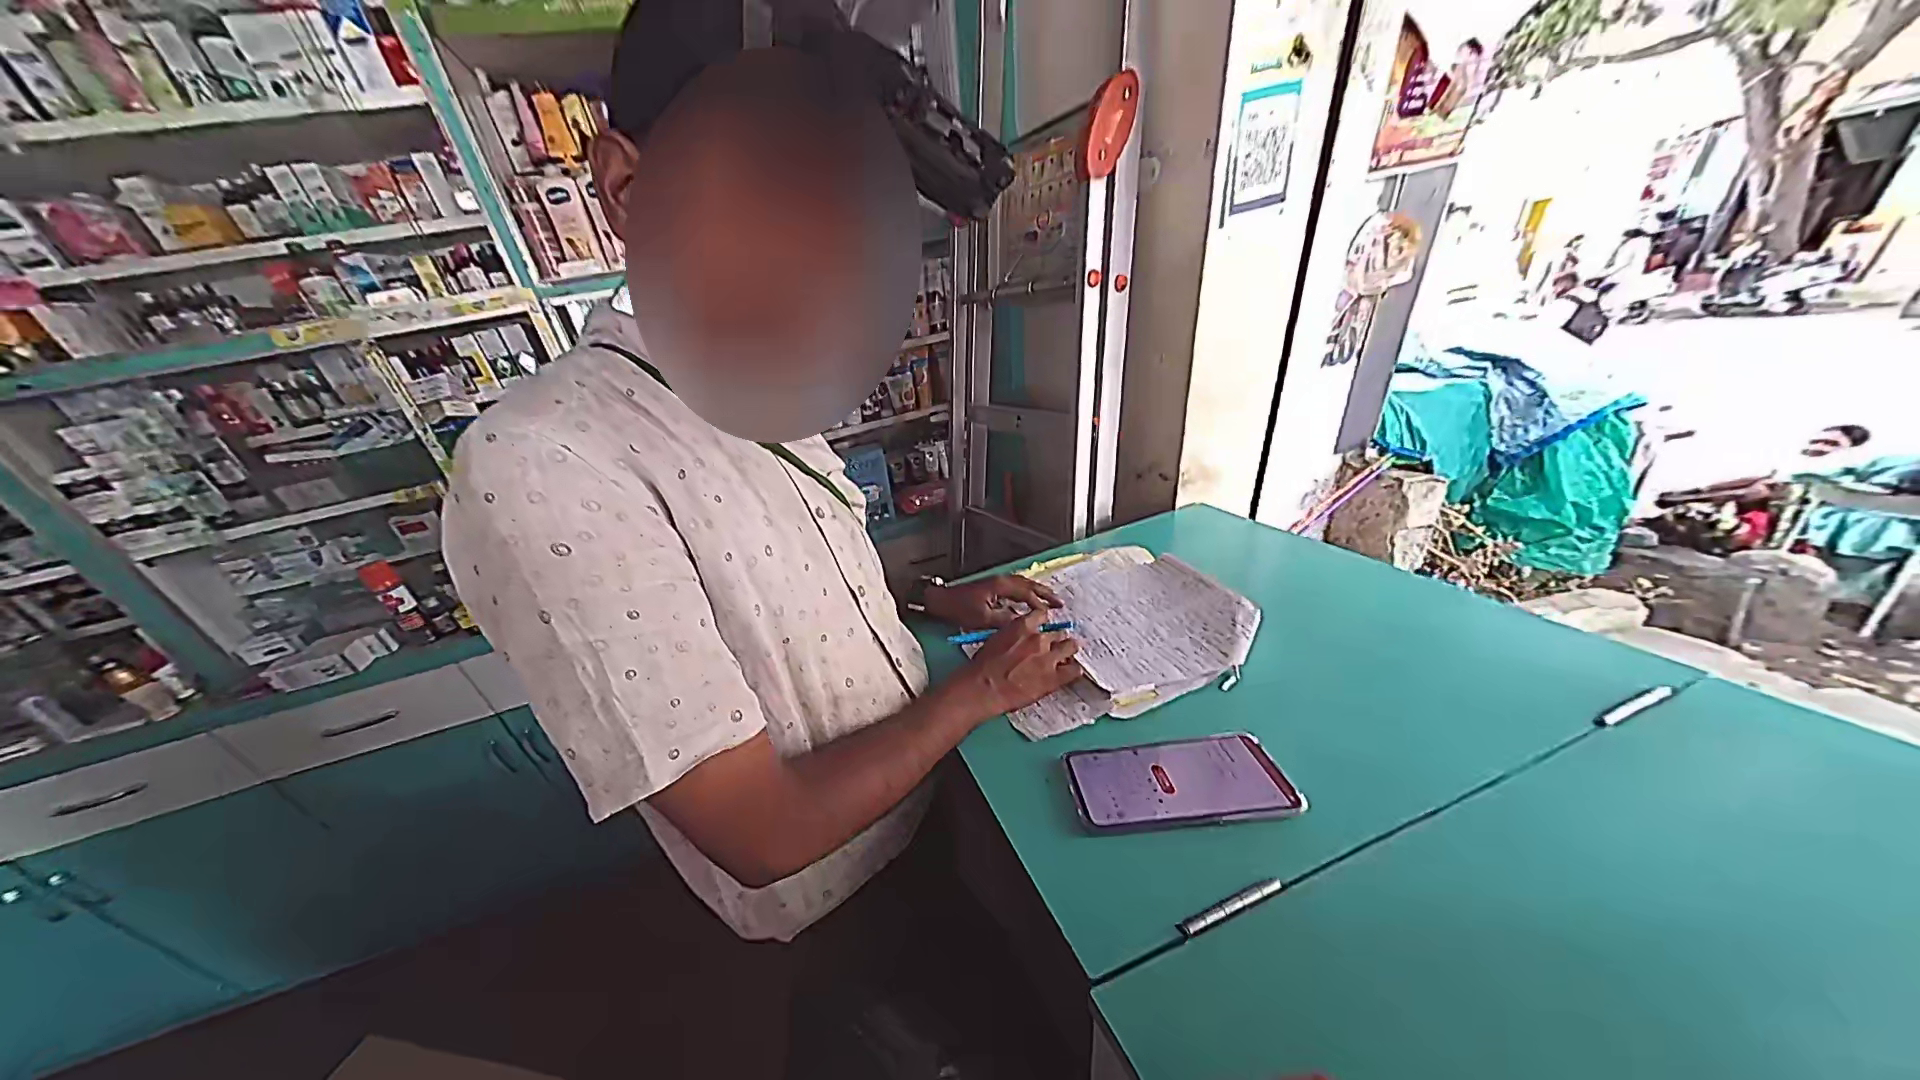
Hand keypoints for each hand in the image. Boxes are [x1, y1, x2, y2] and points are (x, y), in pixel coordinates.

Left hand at [921, 574, 1059, 629]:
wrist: (941, 601)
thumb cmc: (960, 609)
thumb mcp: (984, 618)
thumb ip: (1005, 620)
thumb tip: (1023, 623)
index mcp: (1001, 586)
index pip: (1027, 594)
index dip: (1040, 604)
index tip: (1051, 613)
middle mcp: (1001, 581)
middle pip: (1028, 585)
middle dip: (1044, 593)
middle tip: (1059, 602)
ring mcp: (996, 583)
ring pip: (1022, 585)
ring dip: (1036, 592)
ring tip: (1048, 601)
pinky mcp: (992, 588)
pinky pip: (1015, 589)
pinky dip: (1025, 594)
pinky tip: (1027, 604)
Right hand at [945, 610, 1082, 718]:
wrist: (983, 688)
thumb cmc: (983, 666)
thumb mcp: (997, 639)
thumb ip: (1015, 634)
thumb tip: (1022, 638)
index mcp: (1023, 626)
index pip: (1043, 615)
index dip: (1043, 624)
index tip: (1043, 629)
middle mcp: (1039, 638)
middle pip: (1058, 632)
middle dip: (1056, 639)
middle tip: (1051, 647)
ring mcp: (1049, 658)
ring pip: (1071, 646)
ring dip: (1067, 650)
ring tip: (1064, 657)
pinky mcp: (1054, 678)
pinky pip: (1075, 670)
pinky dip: (1073, 670)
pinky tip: (1068, 672)